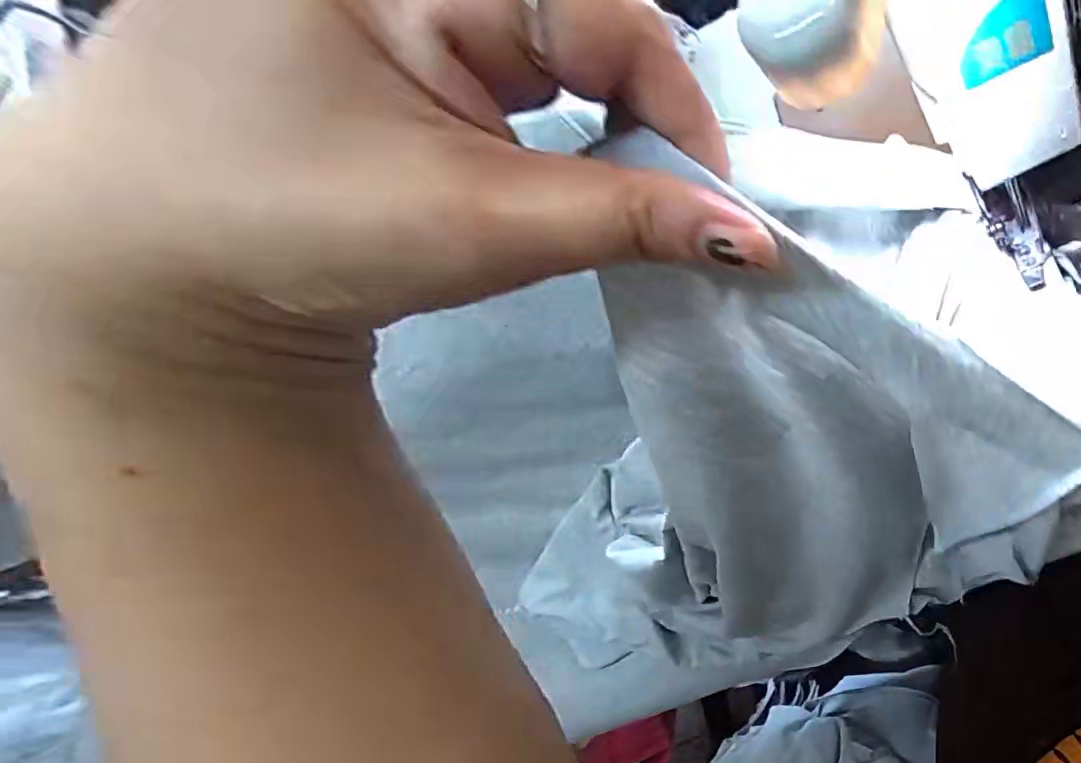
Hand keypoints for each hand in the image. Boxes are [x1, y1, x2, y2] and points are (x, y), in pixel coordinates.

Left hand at [0, 0, 777, 367]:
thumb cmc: (309, 229)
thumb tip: (754, 241)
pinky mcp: (410, 23)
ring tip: (635, 193)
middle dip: (654, 118)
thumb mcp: (489, 222)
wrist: (167, 260)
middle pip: (593, 18)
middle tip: (679, 207)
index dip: (680, 109)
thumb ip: (633, 221)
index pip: (606, 10)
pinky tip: (585, 165)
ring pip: (571, 37)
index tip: (714, 209)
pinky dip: (584, 118)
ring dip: (624, 121)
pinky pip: (534, 53)